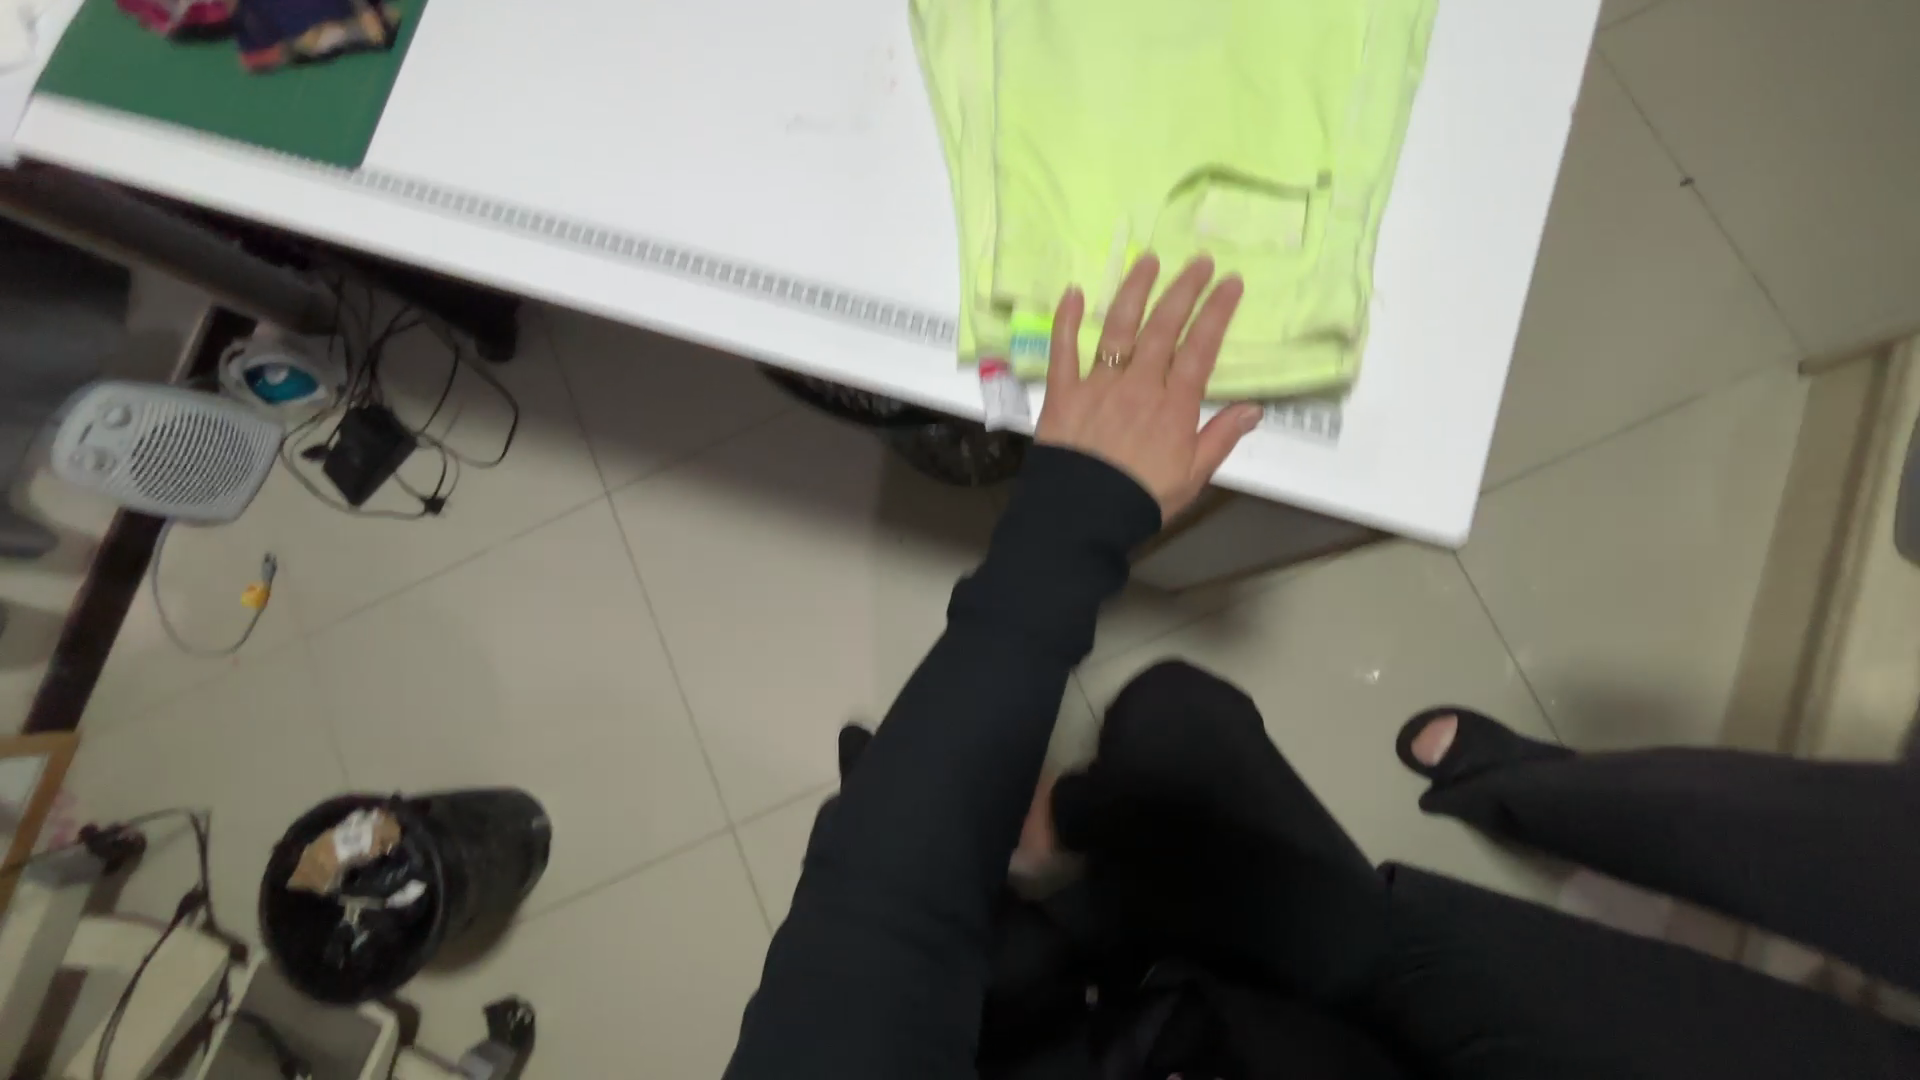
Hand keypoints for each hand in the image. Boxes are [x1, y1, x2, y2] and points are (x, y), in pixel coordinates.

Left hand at [1034, 254, 1263, 521]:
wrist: (1083, 516)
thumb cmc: (1141, 500)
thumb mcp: (1193, 477)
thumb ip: (1221, 439)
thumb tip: (1254, 409)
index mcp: (1173, 406)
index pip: (1201, 348)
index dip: (1217, 312)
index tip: (1231, 283)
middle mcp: (1138, 385)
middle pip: (1163, 328)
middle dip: (1183, 290)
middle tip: (1198, 262)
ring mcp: (1098, 385)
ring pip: (1118, 328)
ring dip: (1134, 291)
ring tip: (1148, 261)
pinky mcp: (1062, 394)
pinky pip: (1062, 351)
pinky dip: (1066, 321)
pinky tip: (1073, 292)